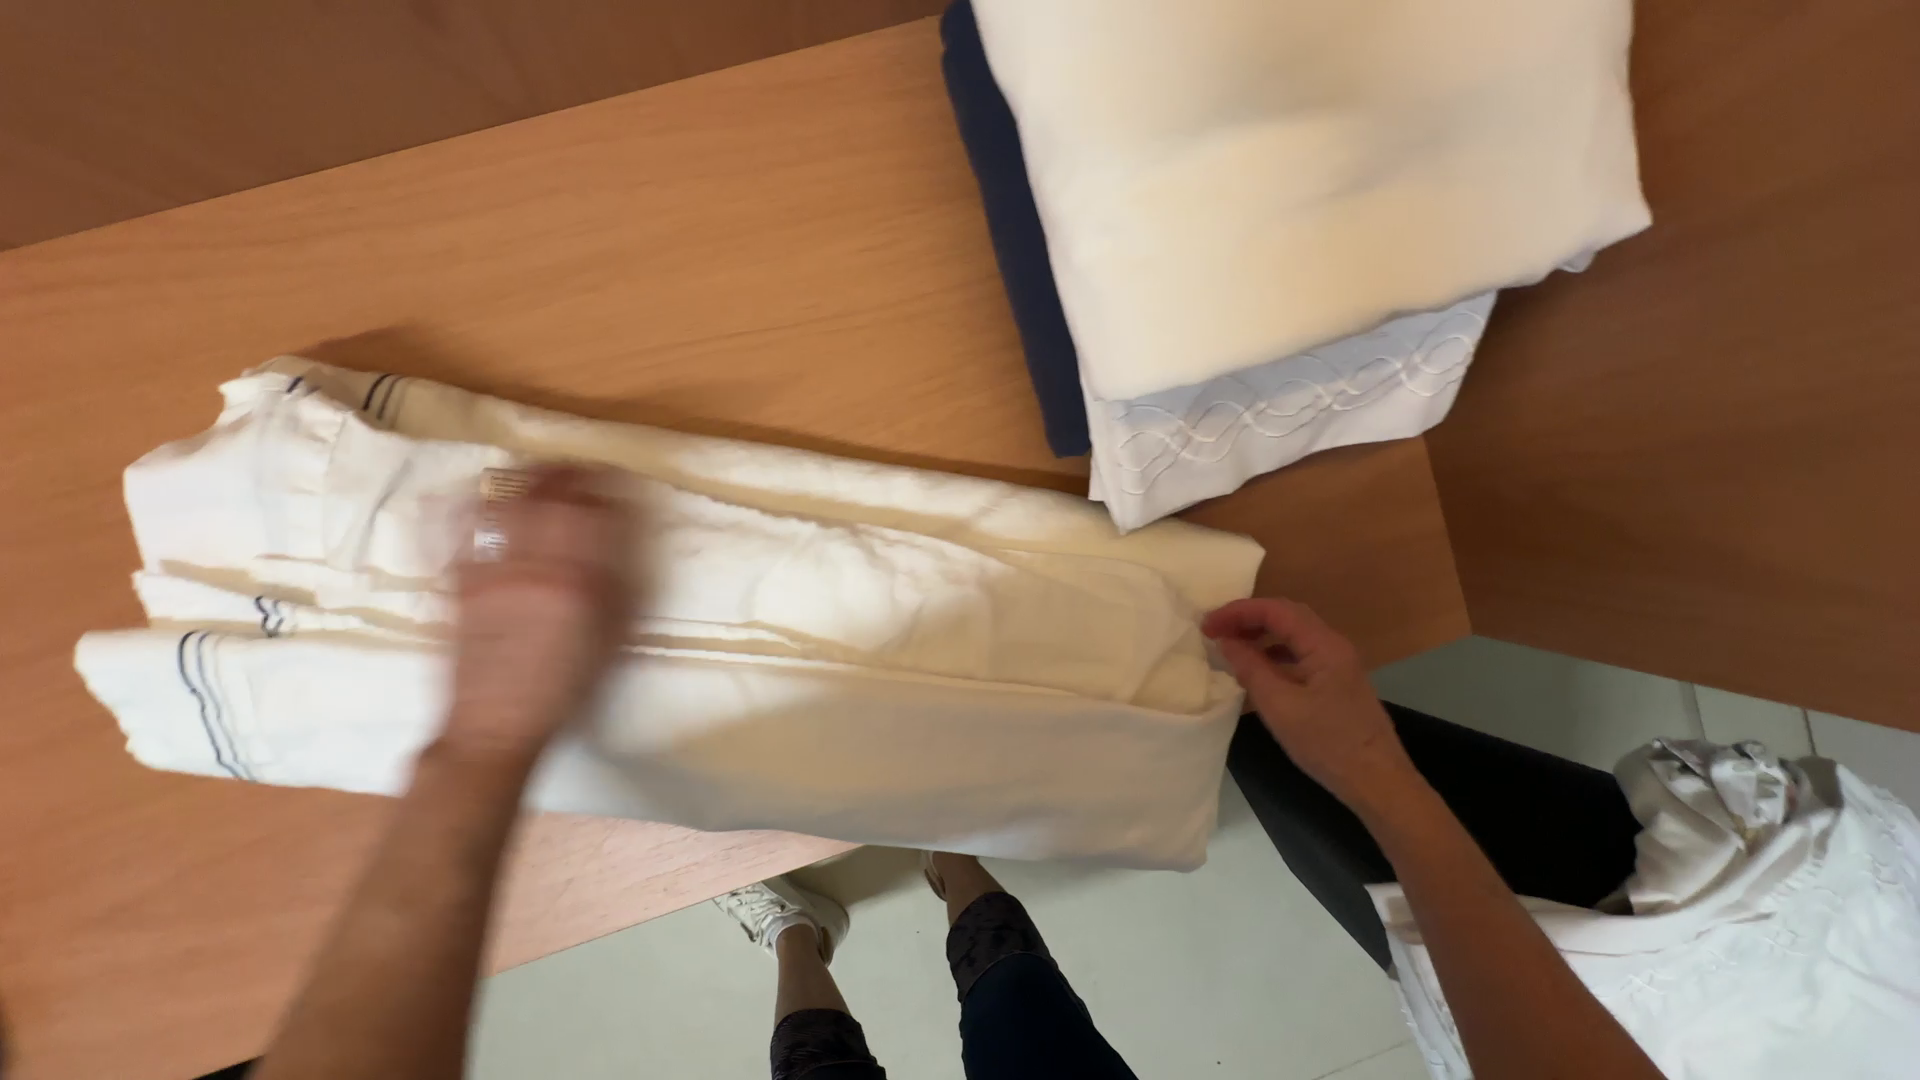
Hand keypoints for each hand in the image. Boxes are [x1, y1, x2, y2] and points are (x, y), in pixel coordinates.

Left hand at [442, 464, 632, 764]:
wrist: (495, 724)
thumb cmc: (567, 689)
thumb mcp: (612, 640)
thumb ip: (618, 589)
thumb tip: (623, 547)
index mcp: (577, 583)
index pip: (596, 513)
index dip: (608, 486)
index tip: (617, 477)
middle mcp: (532, 568)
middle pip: (547, 498)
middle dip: (565, 471)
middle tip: (578, 466)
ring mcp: (488, 573)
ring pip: (502, 506)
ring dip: (519, 481)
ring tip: (531, 473)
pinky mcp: (456, 584)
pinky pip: (455, 534)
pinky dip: (462, 508)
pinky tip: (470, 498)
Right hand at [1202, 598, 1421, 813]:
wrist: (1378, 782)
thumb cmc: (1327, 743)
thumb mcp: (1279, 706)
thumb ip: (1250, 668)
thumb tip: (1226, 641)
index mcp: (1324, 645)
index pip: (1275, 610)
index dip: (1237, 612)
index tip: (1207, 627)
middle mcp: (1334, 646)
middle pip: (1286, 615)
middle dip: (1247, 618)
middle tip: (1215, 631)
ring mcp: (1339, 664)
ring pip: (1294, 634)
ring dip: (1260, 634)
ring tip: (1231, 647)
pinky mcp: (1337, 682)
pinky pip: (1301, 654)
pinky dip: (1274, 653)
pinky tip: (1258, 670)